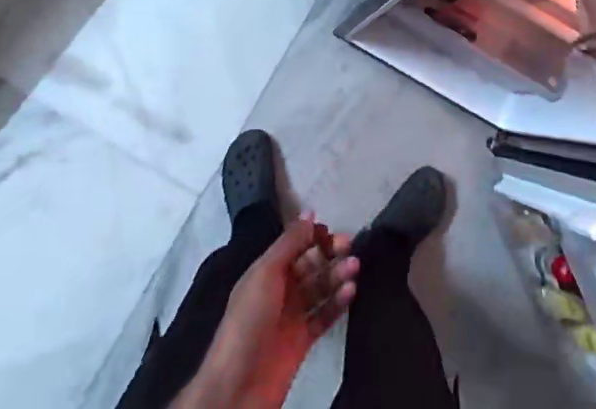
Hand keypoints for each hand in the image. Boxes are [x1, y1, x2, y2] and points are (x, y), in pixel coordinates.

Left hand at [179, 214, 358, 408]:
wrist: (240, 382)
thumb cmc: (249, 319)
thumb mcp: (266, 273)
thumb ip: (289, 243)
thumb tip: (309, 213)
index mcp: (265, 270)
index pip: (293, 246)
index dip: (312, 236)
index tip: (333, 230)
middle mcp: (279, 289)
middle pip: (308, 266)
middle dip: (328, 254)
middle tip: (350, 247)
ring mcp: (291, 316)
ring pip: (319, 289)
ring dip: (336, 276)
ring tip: (355, 267)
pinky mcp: (303, 340)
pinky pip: (323, 316)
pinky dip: (337, 303)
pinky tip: (351, 292)